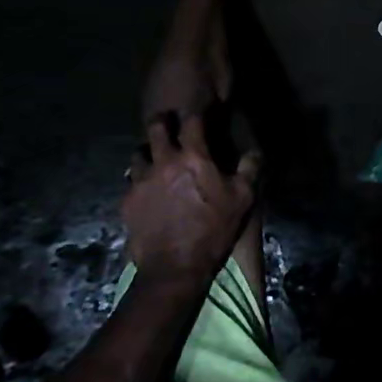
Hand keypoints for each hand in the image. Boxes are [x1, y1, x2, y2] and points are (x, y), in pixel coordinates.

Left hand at [123, 115, 258, 283]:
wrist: (175, 267)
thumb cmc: (213, 229)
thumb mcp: (242, 199)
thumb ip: (249, 169)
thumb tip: (254, 151)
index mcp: (193, 157)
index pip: (192, 121)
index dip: (196, 114)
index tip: (199, 115)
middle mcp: (163, 161)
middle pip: (156, 127)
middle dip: (162, 121)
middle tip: (168, 124)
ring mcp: (142, 180)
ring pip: (138, 153)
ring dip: (148, 152)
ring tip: (154, 160)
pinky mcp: (128, 201)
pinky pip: (131, 181)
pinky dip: (139, 181)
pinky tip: (147, 191)